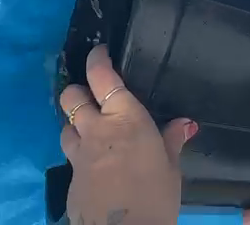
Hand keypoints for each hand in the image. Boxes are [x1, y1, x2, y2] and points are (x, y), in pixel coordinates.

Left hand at [59, 44, 195, 224]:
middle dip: (77, 91)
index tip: (100, 53)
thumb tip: (184, 123)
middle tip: (90, 97)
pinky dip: (80, 160)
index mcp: (124, 117)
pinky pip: (70, 162)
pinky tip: (94, 170)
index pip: (101, 75)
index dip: (97, 59)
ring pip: (65, 128)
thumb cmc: (156, 197)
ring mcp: (78, 156)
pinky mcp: (69, 182)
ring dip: (75, 127)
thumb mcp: (171, 167)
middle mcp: (95, 130)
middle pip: (70, 96)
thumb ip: (172, 140)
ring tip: (90, 133)